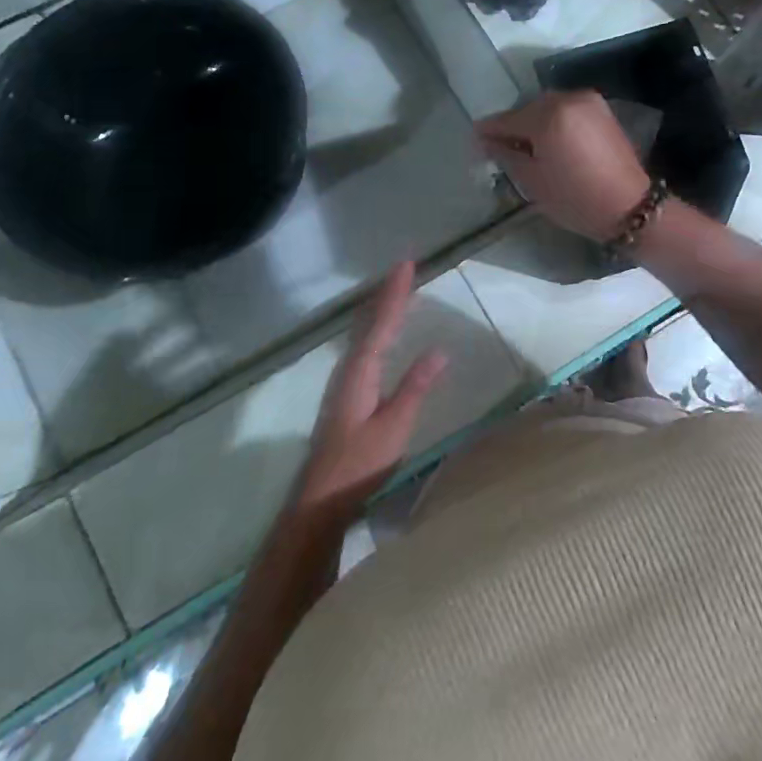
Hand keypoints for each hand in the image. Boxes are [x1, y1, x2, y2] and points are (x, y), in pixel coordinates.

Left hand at [296, 261, 447, 525]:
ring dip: (380, 309)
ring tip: (397, 291)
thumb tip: (439, 351)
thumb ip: (415, 387)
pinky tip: (382, 335)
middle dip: (387, 294)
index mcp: (360, 372)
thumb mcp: (395, 425)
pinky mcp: (346, 394)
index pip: (382, 324)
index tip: (407, 264)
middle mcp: (348, 370)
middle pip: (368, 322)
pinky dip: (377, 330)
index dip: (396, 294)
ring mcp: (344, 382)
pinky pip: (364, 348)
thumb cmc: (361, 462)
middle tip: (404, 268)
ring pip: (364, 334)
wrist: (322, 496)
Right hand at [477, 90, 651, 240]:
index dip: (488, 133)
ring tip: (530, 150)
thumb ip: (506, 155)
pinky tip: (553, 146)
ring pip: (549, 109)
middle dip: (515, 127)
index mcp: (547, 115)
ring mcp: (590, 102)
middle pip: (528, 109)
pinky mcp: (604, 112)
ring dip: (536, 125)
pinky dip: (557, 124)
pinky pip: (569, 113)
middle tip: (504, 150)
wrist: (630, 208)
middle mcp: (568, 99)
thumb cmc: (576, 199)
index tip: (476, 143)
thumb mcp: (533, 181)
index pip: (506, 119)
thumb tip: (488, 141)